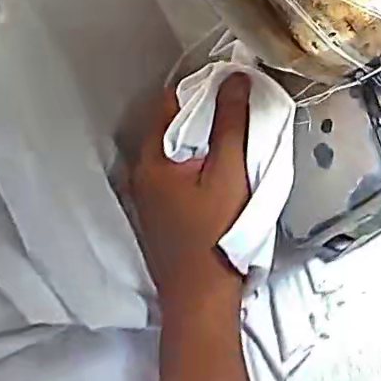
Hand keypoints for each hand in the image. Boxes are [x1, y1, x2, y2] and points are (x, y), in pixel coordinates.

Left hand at [130, 75, 252, 310]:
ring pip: (176, 147)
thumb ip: (231, 122)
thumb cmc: (216, 235)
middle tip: (237, 109)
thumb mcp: (229, 171)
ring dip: (203, 137)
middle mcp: (142, 173)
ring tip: (234, 134)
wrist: (202, 303)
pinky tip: (221, 166)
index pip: (170, 103)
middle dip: (204, 113)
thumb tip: (235, 77)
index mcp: (152, 160)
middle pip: (172, 124)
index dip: (201, 89)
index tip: (231, 87)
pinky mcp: (160, 211)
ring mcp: (148, 195)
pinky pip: (178, 169)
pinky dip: (198, 159)